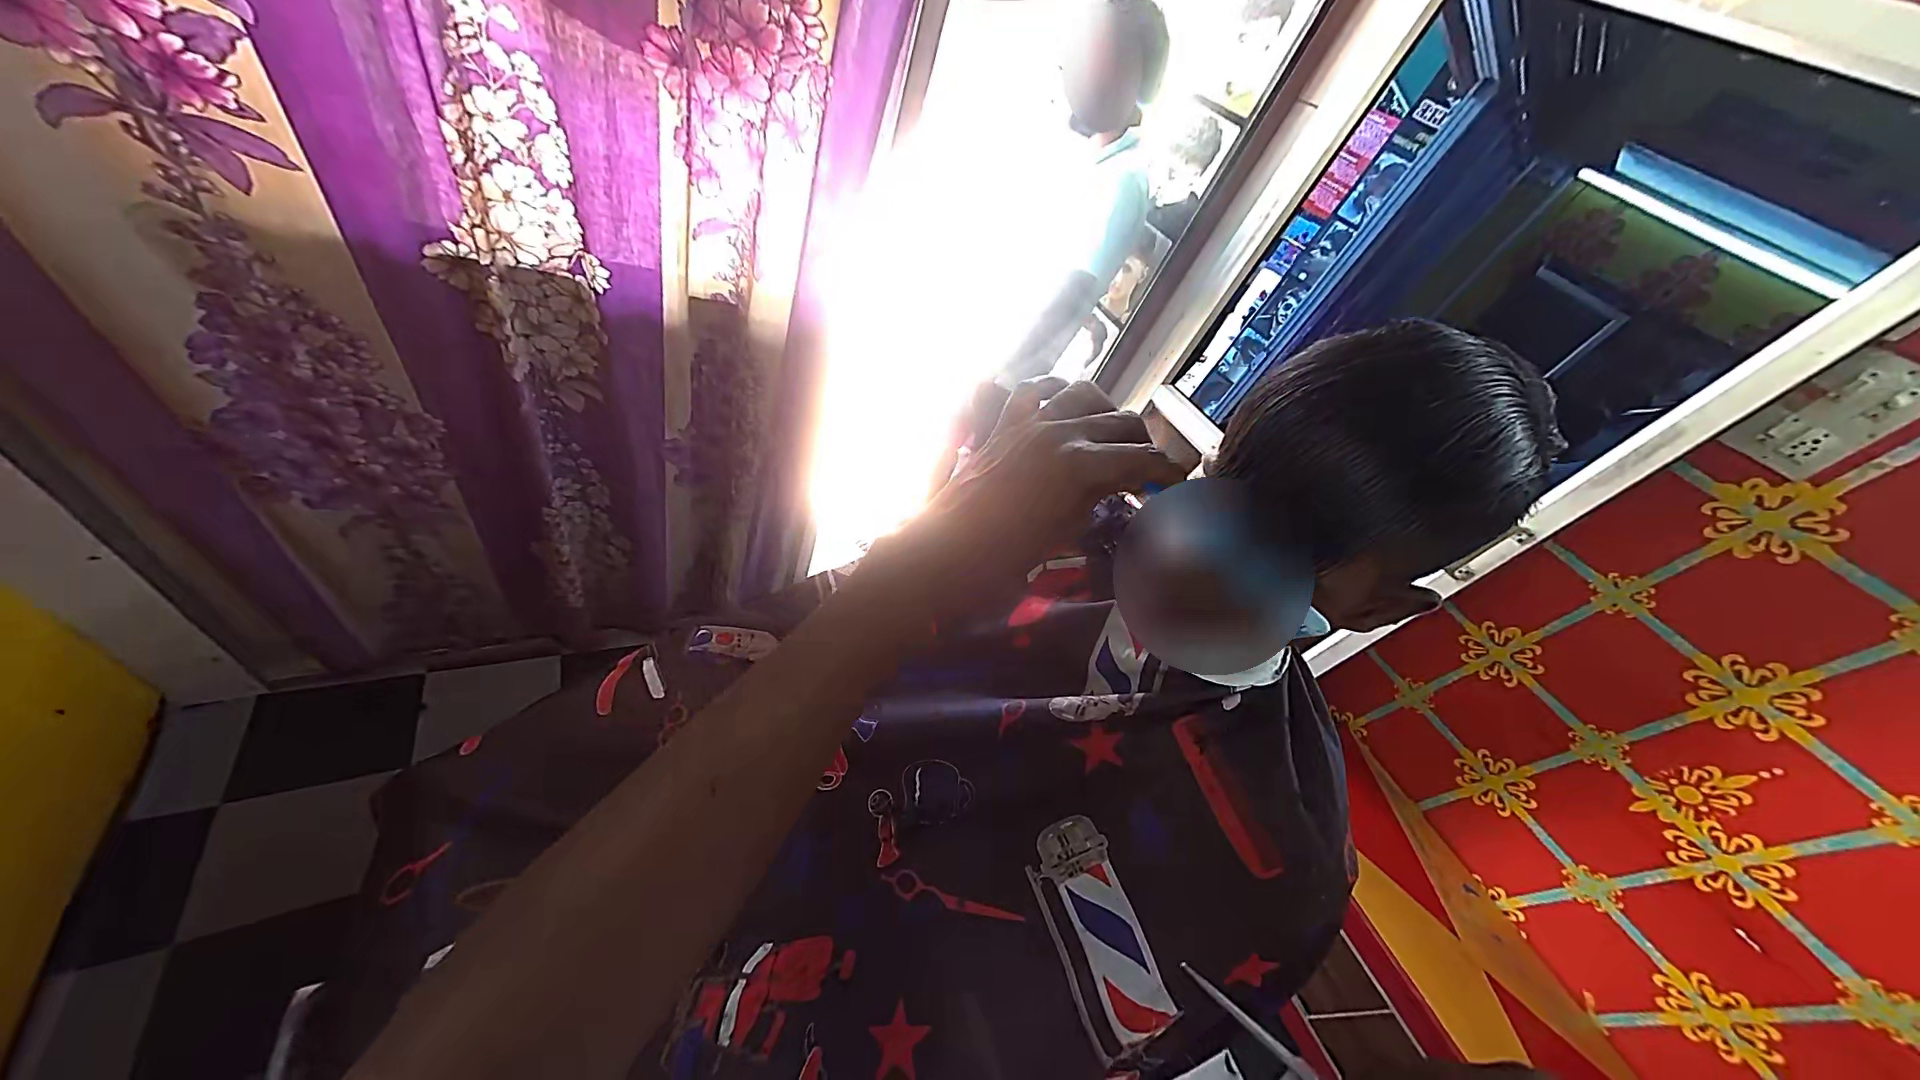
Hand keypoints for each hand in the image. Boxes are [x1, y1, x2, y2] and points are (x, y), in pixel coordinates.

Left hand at [862, 379, 1187, 617]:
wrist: (944, 549)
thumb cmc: (1004, 554)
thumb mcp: (1064, 529)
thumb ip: (1097, 496)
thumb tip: (1118, 484)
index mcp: (1079, 463)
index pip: (1142, 460)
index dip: (1168, 471)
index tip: (1179, 480)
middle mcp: (1059, 430)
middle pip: (1122, 423)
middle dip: (1144, 445)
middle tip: (1149, 469)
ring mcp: (1029, 421)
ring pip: (1085, 393)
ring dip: (1107, 411)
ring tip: (1112, 434)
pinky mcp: (1005, 423)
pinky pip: (1035, 390)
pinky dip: (1056, 392)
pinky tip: (1066, 406)